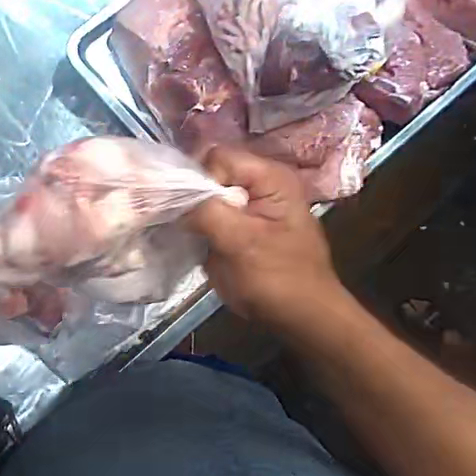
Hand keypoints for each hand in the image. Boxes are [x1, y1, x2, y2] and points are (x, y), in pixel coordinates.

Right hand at [183, 146, 346, 329]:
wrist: (303, 318)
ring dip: (194, 216)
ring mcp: (251, 206)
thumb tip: (171, 198)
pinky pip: (212, 217)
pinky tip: (196, 245)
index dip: (198, 180)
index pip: (218, 158)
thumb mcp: (241, 243)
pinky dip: (200, 229)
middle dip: (193, 198)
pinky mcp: (242, 226)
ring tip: (187, 237)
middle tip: (183, 226)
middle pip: (211, 174)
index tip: (191, 213)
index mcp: (270, 177)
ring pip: (208, 197)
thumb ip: (207, 212)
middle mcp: (261, 183)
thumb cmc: (278, 280)